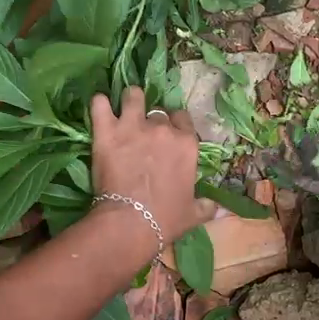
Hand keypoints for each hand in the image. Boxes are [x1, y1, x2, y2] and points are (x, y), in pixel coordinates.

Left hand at [89, 89, 216, 258]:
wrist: (131, 223)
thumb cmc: (165, 219)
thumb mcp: (193, 214)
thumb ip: (206, 206)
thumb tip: (219, 208)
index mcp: (186, 144)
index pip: (183, 118)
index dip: (175, 124)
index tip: (169, 134)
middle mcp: (162, 129)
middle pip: (158, 111)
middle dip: (152, 119)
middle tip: (144, 133)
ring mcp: (132, 126)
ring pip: (132, 96)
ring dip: (129, 100)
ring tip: (123, 108)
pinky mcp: (106, 132)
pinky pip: (100, 105)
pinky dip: (99, 103)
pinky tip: (100, 106)